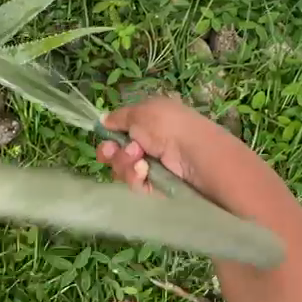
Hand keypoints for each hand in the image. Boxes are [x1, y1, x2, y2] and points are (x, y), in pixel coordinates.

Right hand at [94, 95, 270, 209]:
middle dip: (113, 153)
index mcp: (151, 124)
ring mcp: (153, 169)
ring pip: (123, 170)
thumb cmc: (172, 128)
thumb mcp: (144, 112)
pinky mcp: (156, 189)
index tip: (106, 138)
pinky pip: (134, 186)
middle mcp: (151, 146)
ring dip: (124, 165)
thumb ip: (120, 117)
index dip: (110, 136)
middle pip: (117, 154)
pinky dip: (135, 179)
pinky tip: (144, 173)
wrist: (198, 159)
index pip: (121, 132)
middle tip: (114, 152)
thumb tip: (103, 120)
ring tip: (139, 162)